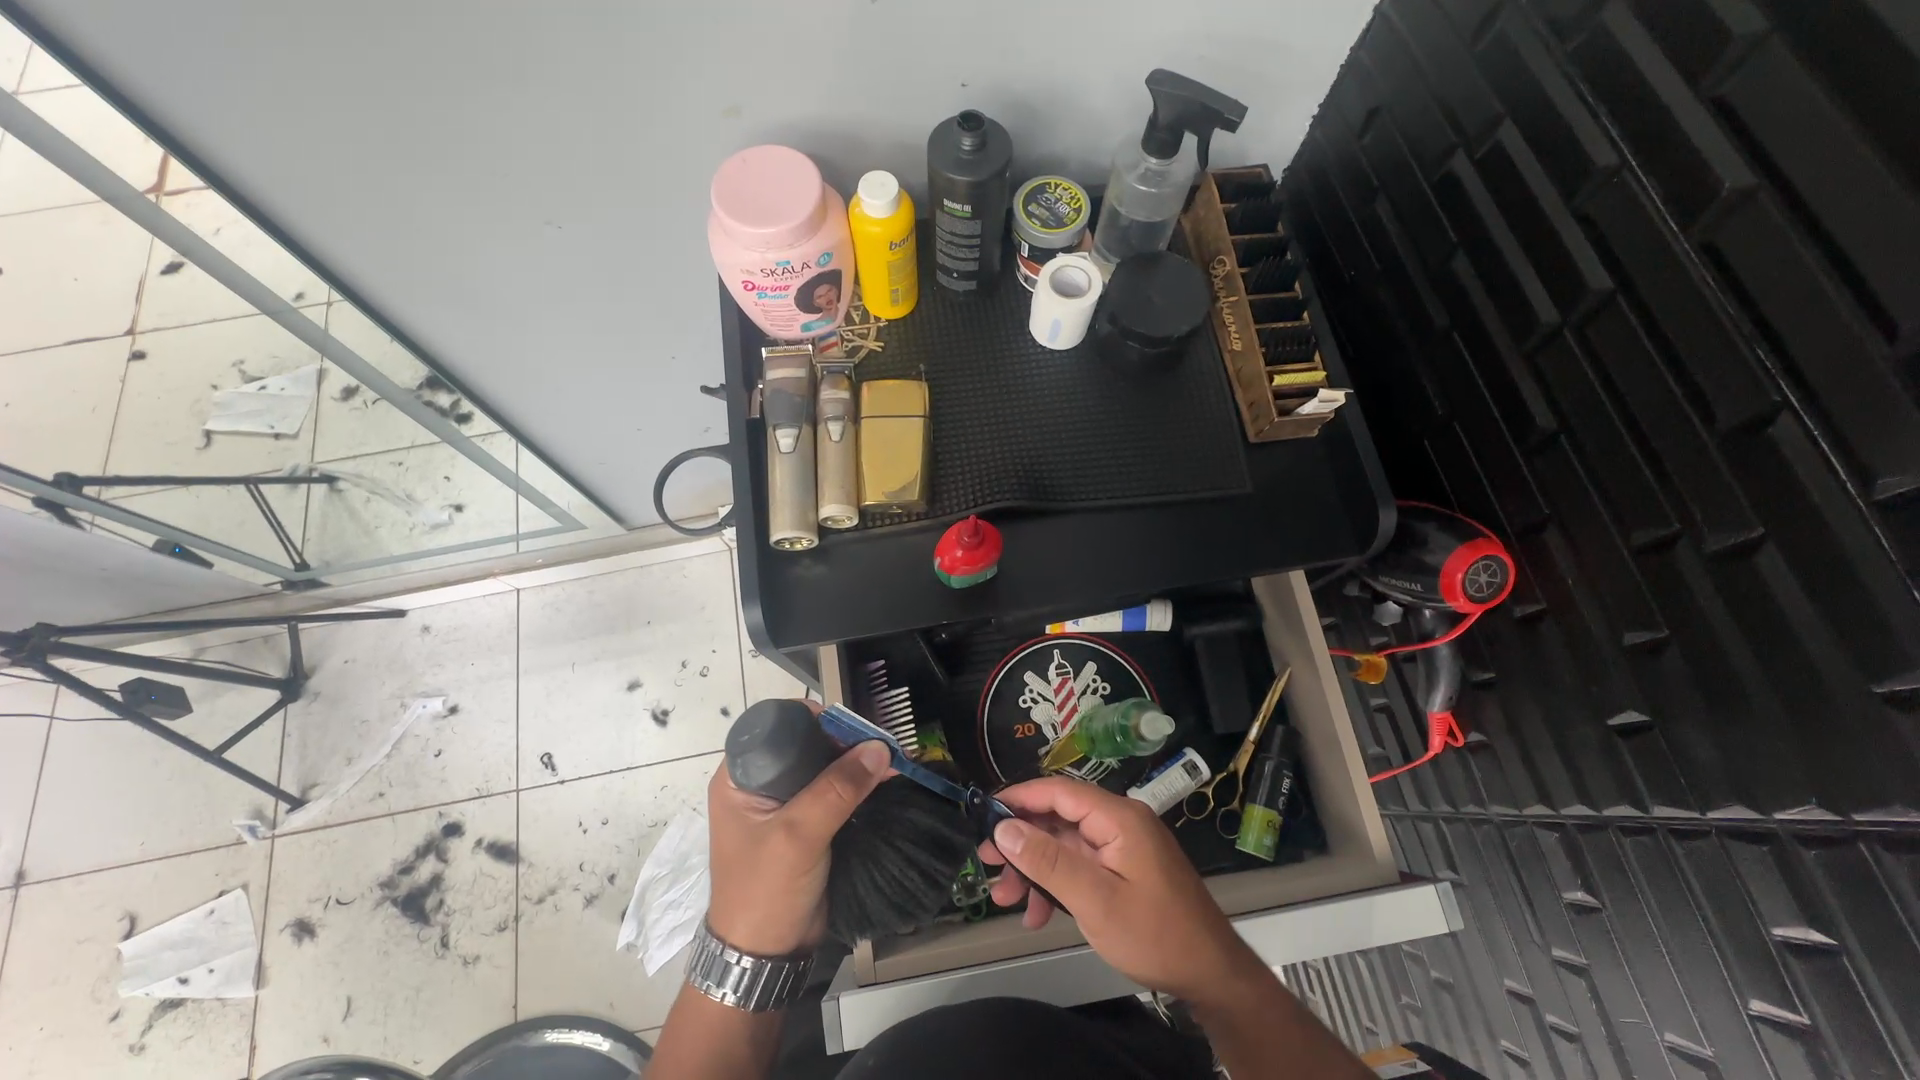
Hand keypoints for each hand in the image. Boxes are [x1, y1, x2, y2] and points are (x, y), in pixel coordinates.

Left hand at [706, 708, 891, 956]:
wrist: (765, 956)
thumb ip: (837, 789)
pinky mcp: (808, 826)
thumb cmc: (765, 891)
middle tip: (882, 744)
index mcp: (739, 779)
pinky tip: (889, 780)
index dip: (815, 722)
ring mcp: (785, 806)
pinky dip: (861, 787)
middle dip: (845, 742)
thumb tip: (879, 747)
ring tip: (895, 759)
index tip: (853, 728)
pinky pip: (836, 794)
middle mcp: (761, 785)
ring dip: (858, 764)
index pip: (777, 728)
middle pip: (806, 746)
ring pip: (825, 769)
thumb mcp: (798, 836)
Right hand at [980, 777, 1265, 1003]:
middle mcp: (1121, 823)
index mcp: (1118, 818)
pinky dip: (1057, 884)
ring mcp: (1123, 847)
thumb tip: (1005, 828)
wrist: (1211, 974)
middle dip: (1020, 842)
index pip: (1058, 790)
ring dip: (1034, 869)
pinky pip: (1081, 866)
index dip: (1018, 798)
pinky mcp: (1125, 870)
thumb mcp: (1094, 900)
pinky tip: (1039, 914)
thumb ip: (1048, 861)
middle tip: (986, 865)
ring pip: (1065, 845)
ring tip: (1006, 899)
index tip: (983, 815)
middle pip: (1058, 818)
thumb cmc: (1155, 935)